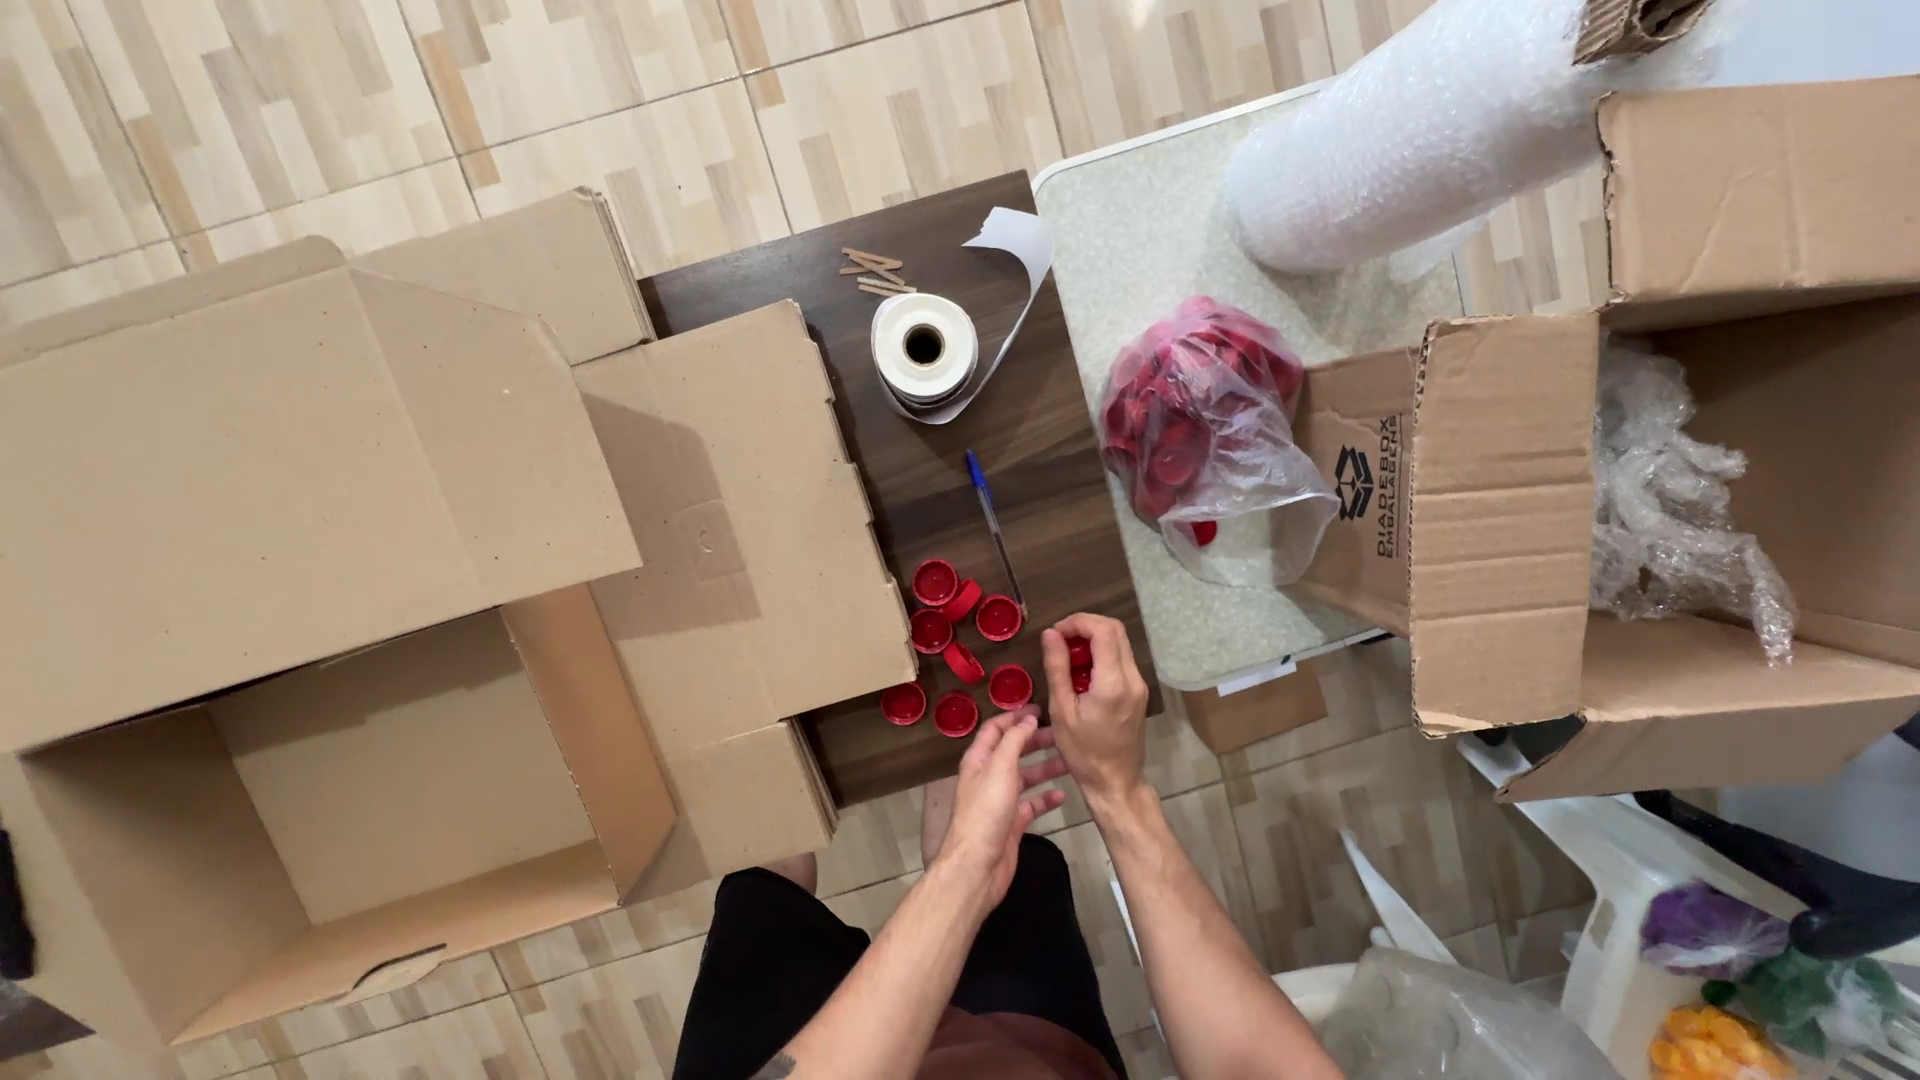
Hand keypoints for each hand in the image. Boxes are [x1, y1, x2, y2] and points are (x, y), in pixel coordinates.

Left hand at [934, 707, 1068, 907]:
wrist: (978, 865)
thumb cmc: (986, 811)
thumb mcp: (999, 767)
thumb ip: (1014, 740)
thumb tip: (1028, 719)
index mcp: (979, 760)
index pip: (995, 729)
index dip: (1015, 717)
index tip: (1039, 709)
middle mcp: (988, 777)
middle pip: (1013, 751)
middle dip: (1035, 741)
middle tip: (1061, 734)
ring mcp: (1000, 801)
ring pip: (1025, 777)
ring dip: (1045, 768)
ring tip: (1070, 761)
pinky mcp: (1012, 823)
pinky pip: (1032, 805)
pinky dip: (1046, 799)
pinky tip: (1063, 795)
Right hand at [1041, 614, 1149, 807]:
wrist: (1115, 782)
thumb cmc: (1083, 752)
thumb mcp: (1062, 710)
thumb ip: (1057, 667)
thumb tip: (1050, 634)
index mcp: (1113, 683)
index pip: (1103, 631)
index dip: (1078, 622)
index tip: (1055, 634)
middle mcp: (1133, 678)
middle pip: (1115, 630)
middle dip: (1085, 627)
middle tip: (1059, 641)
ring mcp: (1140, 684)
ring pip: (1119, 643)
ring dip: (1093, 640)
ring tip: (1067, 658)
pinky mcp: (1139, 691)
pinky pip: (1121, 659)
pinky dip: (1101, 655)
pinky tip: (1082, 673)